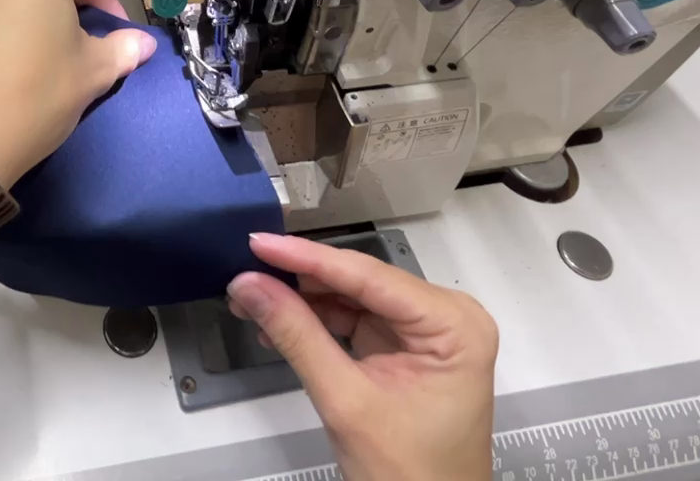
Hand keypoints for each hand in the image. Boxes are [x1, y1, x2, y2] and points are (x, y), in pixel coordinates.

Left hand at [0, 0, 155, 188]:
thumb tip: (143, 43)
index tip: (117, 37)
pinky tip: (7, 60)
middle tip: (82, 46)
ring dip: (31, 13)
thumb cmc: (37, 92)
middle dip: (67, 7)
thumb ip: (123, 48)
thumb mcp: (94, 71)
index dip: (107, 8)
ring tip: (43, 54)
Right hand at [227, 233, 497, 480]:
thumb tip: (249, 284)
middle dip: (298, 279)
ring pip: (347, 294)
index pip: (367, 276)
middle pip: (356, 280)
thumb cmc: (411, 478)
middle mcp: (443, 316)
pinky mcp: (401, 344)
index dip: (306, 257)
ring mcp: (422, 329)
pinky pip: (349, 315)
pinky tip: (275, 321)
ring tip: (250, 298)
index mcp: (453, 324)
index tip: (259, 242)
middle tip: (246, 273)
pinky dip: (311, 319)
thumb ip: (296, 335)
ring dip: (298, 298)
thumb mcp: (346, 403)